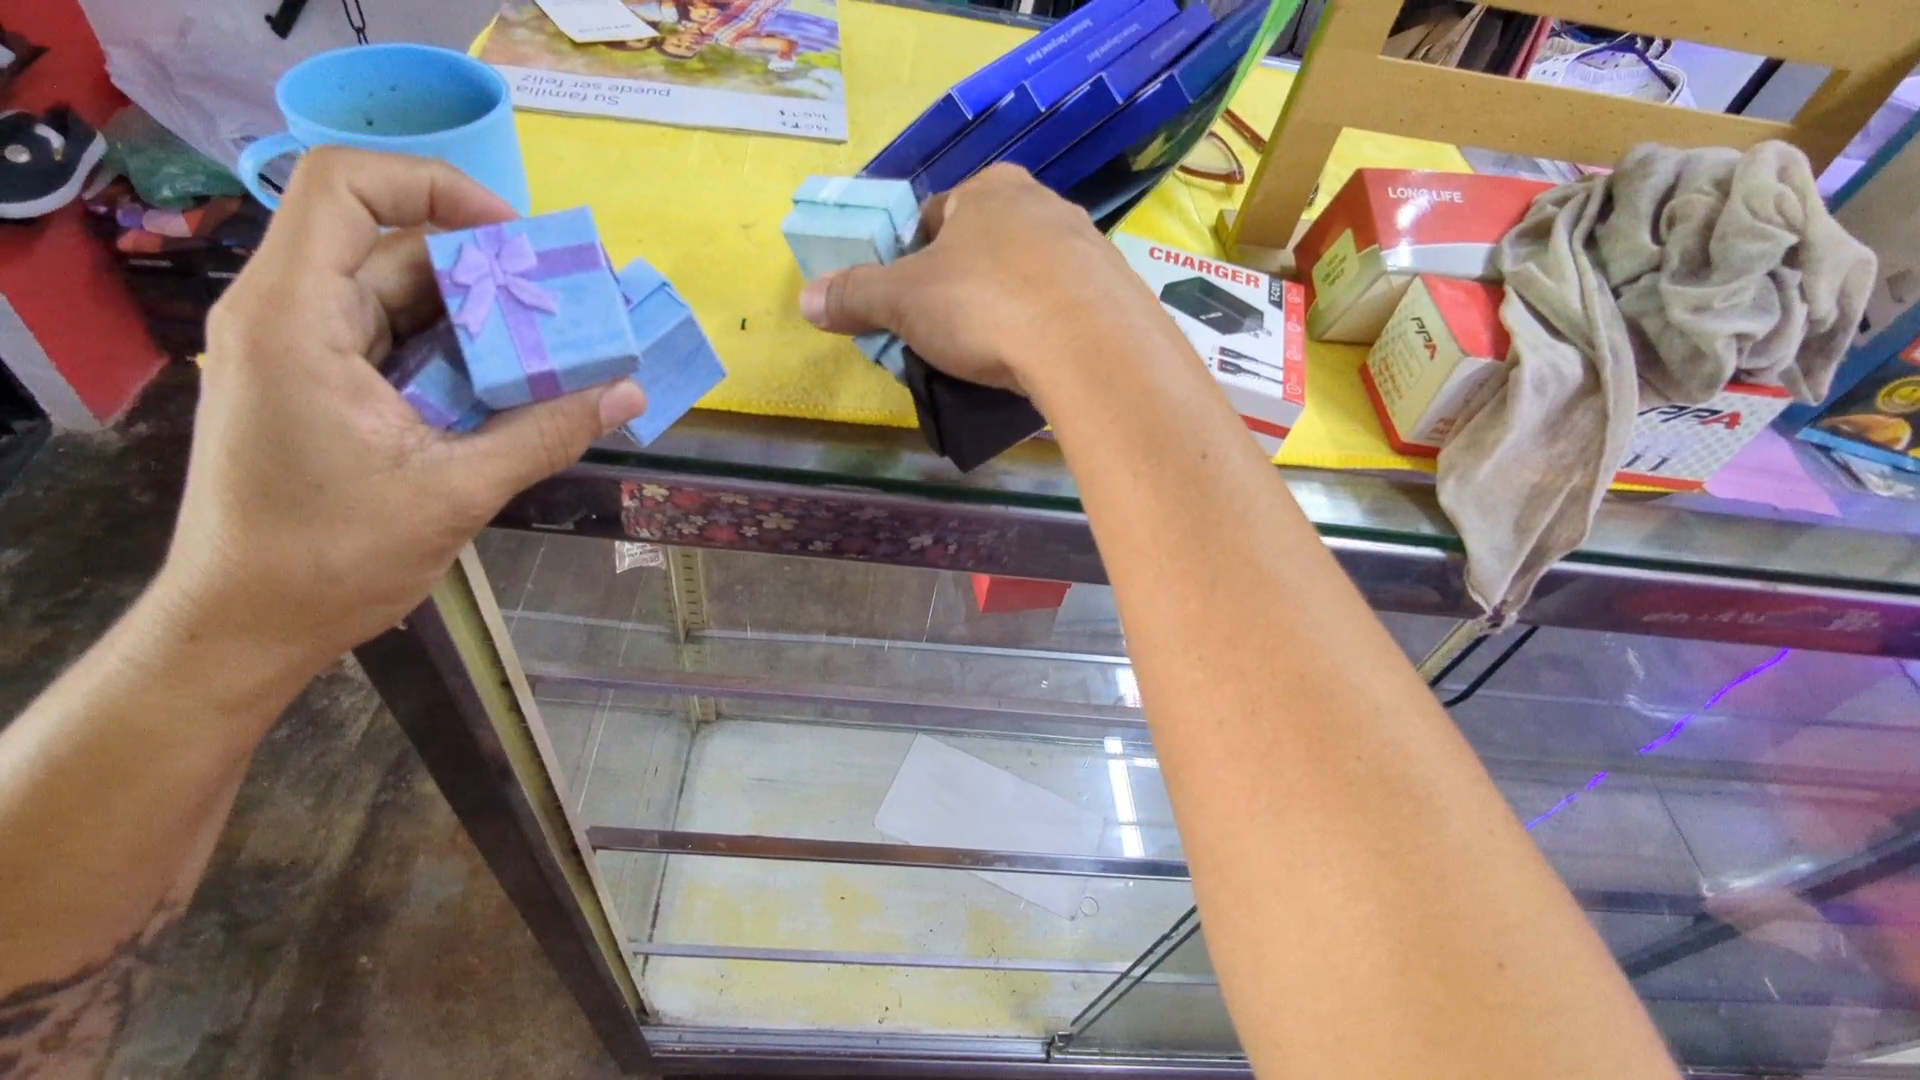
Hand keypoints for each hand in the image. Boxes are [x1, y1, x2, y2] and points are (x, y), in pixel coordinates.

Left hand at [157, 147, 646, 668]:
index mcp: (297, 319)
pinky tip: (515, 386)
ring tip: (556, 348)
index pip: (347, 185)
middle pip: (393, 245)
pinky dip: (459, 354)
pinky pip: (399, 342)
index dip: (436, 185)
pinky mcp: (321, 387)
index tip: (516, 239)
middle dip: (488, 268)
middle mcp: (289, 316)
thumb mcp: (457, 491)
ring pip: (402, 297)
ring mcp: (302, 352)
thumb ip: (547, 433)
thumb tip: (630, 393)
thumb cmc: (333, 557)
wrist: (249, 624)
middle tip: (566, 305)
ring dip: (482, 317)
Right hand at [796, 164, 1174, 401]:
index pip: (934, 216)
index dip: (912, 259)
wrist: (1091, 348)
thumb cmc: (985, 305)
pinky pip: (1065, 306)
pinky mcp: (1116, 290)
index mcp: (988, 189)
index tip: (907, 304)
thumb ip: (855, 296)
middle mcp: (1043, 203)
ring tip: (993, 355)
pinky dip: (1046, 329)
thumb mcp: (904, 302)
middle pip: (984, 246)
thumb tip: (807, 299)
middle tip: (946, 335)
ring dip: (1006, 307)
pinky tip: (1037, 360)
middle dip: (960, 286)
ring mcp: (1087, 246)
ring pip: (1028, 276)